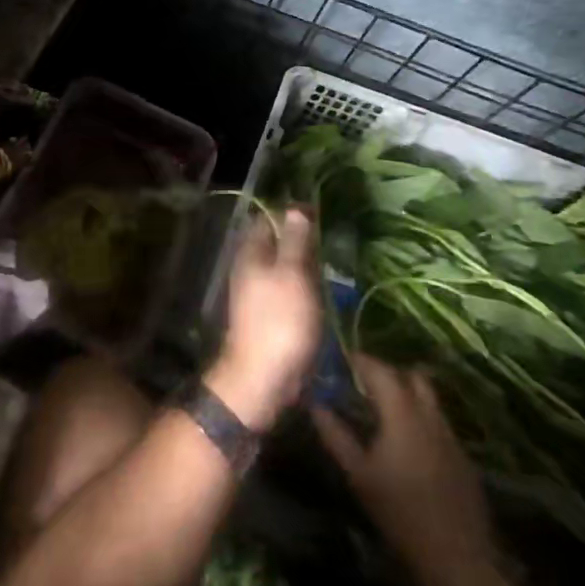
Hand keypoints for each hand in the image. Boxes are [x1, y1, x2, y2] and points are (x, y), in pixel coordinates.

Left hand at [204, 208, 321, 430]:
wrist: (262, 376)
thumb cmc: (279, 321)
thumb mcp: (291, 276)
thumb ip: (293, 242)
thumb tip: (294, 208)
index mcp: (251, 253)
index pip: (266, 219)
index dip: (289, 213)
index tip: (319, 211)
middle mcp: (250, 268)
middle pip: (274, 243)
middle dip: (299, 236)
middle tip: (332, 233)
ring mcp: (258, 292)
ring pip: (282, 266)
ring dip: (304, 261)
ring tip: (334, 257)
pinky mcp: (269, 314)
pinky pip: (287, 289)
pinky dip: (304, 284)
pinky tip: (324, 288)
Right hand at [312, 356, 504, 585]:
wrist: (457, 557)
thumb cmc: (399, 511)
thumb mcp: (358, 474)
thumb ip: (335, 434)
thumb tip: (315, 404)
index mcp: (403, 415)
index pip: (381, 371)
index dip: (359, 360)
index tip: (338, 359)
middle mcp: (431, 417)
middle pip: (411, 377)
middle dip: (386, 372)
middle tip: (360, 382)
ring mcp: (451, 436)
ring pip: (429, 398)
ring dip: (405, 393)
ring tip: (380, 407)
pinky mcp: (462, 456)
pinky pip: (438, 421)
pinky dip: (418, 416)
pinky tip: (405, 439)